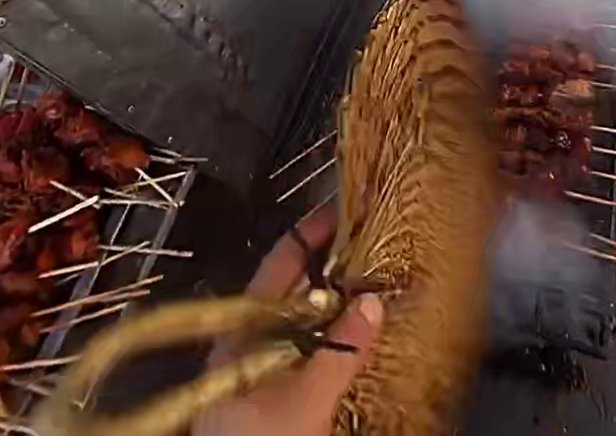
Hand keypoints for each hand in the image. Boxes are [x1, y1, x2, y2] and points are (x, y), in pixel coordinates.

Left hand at [194, 204, 381, 435]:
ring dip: (335, 300)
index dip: (312, 232)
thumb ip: (339, 352)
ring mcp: (257, 372)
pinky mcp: (271, 397)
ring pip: (301, 318)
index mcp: (241, 334)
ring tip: (374, 282)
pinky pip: (308, 347)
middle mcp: (246, 345)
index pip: (280, 263)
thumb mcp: (304, 404)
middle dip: (332, 264)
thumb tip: (374, 301)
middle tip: (373, 244)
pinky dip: (333, 331)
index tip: (347, 209)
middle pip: (293, 287)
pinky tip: (358, 334)